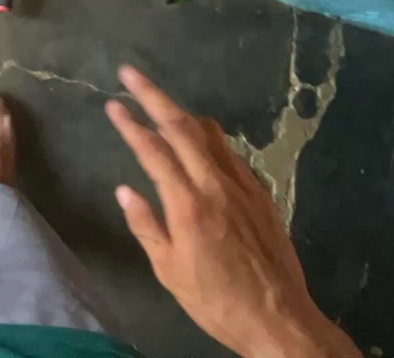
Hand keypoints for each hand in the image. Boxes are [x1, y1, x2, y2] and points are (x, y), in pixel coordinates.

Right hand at [106, 65, 357, 357]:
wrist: (280, 321)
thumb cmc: (217, 301)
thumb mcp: (169, 272)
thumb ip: (146, 226)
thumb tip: (125, 189)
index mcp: (188, 204)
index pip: (152, 151)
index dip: (130, 124)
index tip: (113, 103)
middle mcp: (214, 184)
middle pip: (180, 125)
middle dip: (152, 94)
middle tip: (129, 73)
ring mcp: (241, 184)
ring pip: (209, 132)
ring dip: (181, 111)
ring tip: (161, 100)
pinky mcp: (260, 192)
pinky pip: (229, 151)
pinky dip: (207, 136)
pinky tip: (199, 141)